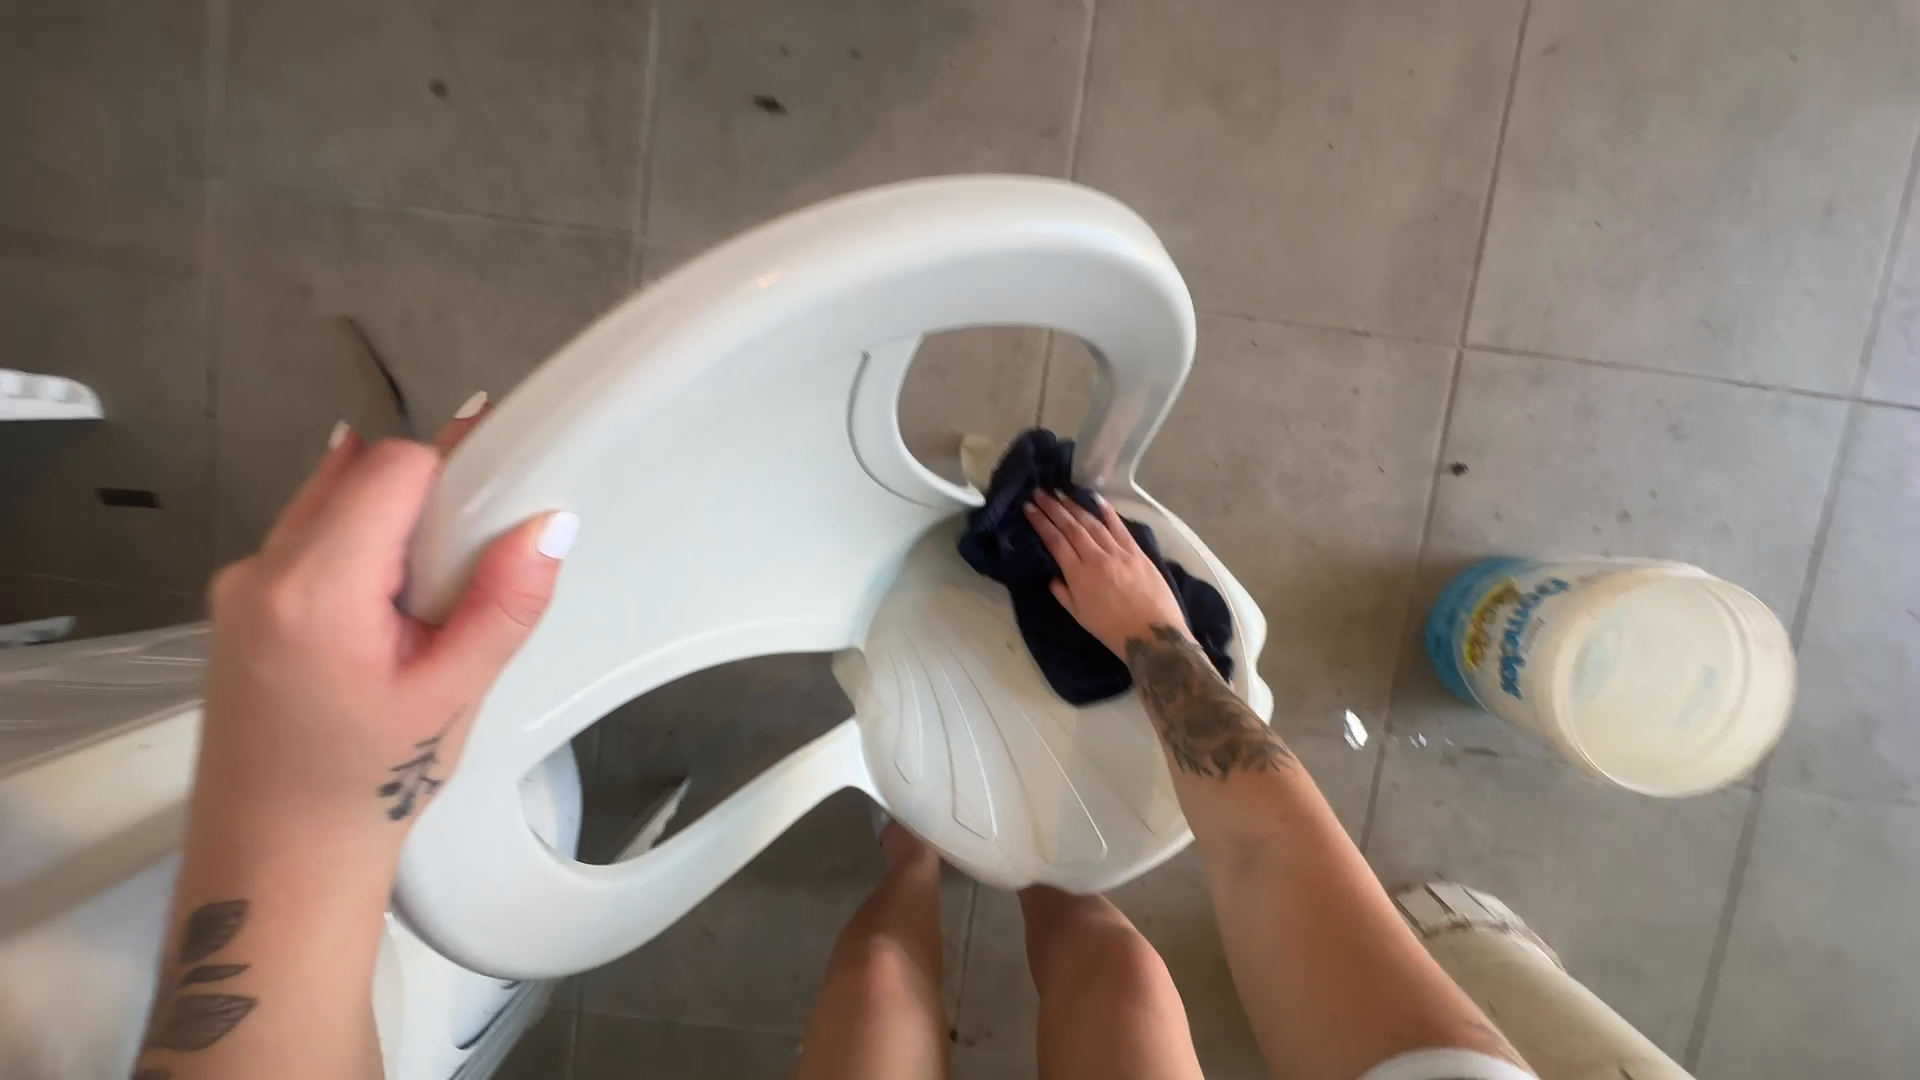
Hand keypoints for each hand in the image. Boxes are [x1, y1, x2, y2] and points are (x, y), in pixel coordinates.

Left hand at [198, 402, 575, 845]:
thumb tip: (552, 525)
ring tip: (452, 577)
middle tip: (492, 539)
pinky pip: (315, 533)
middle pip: (360, 474)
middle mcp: (262, 570)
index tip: (506, 488)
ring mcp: (243, 585)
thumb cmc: (369, 780)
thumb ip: (506, 603)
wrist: (277, 854)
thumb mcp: (456, 692)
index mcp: (314, 588)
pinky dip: (370, 537)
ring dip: (402, 513)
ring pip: (334, 499)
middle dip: (435, 489)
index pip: (392, 467)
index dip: (456, 466)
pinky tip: (406, 593)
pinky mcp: (245, 604)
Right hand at [1024, 490, 1190, 658]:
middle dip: (1053, 508)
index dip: (1040, 522)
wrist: (1152, 635)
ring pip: (1092, 523)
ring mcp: (1119, 553)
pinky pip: (1119, 527)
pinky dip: (1107, 512)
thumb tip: (1052, 575)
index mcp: (1078, 575)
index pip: (1055, 541)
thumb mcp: (1079, 615)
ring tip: (1061, 493)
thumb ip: (1062, 593)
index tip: (1029, 508)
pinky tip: (1096, 500)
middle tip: (1040, 492)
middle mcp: (1096, 558)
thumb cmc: (1112, 630)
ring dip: (1075, 506)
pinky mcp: (1137, 553)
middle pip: (1071, 527)